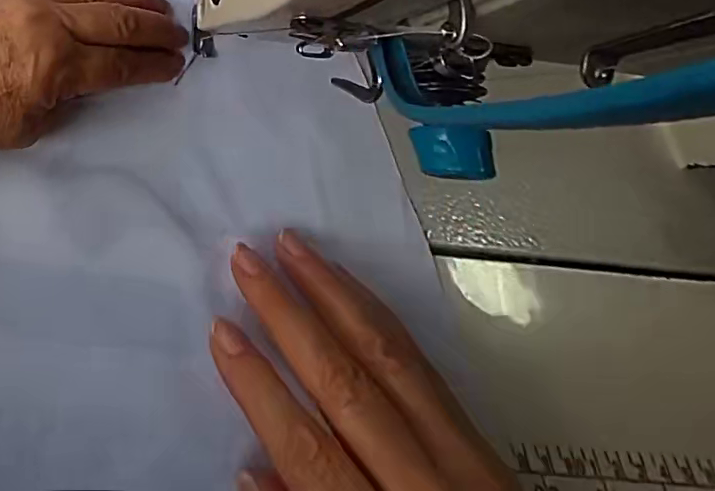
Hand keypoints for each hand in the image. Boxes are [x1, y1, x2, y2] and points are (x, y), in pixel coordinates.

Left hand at [0, 0, 186, 174]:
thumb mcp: (26, 129)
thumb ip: (66, 99)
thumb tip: (87, 77)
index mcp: (55, 67)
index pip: (119, 63)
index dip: (153, 66)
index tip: (175, 65)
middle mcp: (48, 24)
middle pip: (116, 22)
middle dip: (153, 30)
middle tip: (179, 35)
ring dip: (132, 1)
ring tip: (159, 8)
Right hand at [210, 232, 517, 490]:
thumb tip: (250, 471)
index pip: (309, 450)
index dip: (259, 387)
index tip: (222, 330)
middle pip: (346, 388)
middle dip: (286, 315)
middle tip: (246, 260)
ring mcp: (471, 468)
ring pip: (391, 362)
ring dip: (333, 295)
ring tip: (293, 247)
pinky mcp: (492, 450)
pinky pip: (427, 369)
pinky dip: (381, 319)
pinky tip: (349, 285)